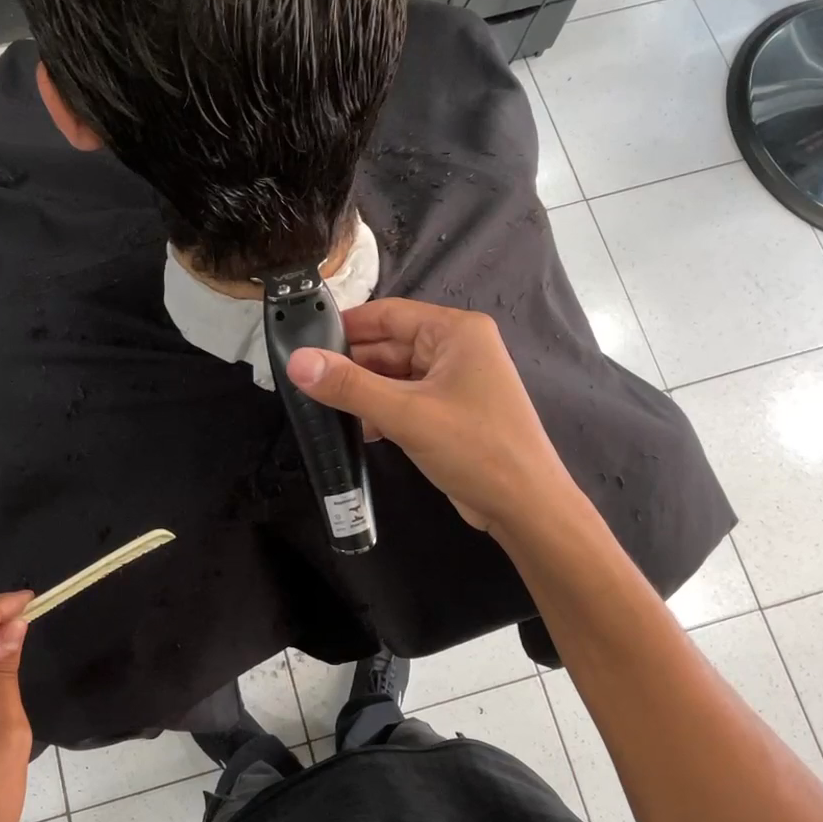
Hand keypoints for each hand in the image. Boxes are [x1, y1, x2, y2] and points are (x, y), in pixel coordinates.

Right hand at [286, 298, 574, 531]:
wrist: (526, 507)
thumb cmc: (475, 449)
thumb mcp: (407, 415)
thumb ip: (349, 387)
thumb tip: (296, 362)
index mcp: (456, 331)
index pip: (387, 314)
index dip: (345, 326)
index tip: (302, 341)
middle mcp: (457, 348)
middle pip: (389, 344)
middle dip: (350, 363)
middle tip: (303, 379)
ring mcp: (454, 380)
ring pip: (394, 374)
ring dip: (363, 390)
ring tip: (320, 404)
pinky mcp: (450, 411)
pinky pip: (405, 398)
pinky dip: (380, 409)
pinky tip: (354, 427)